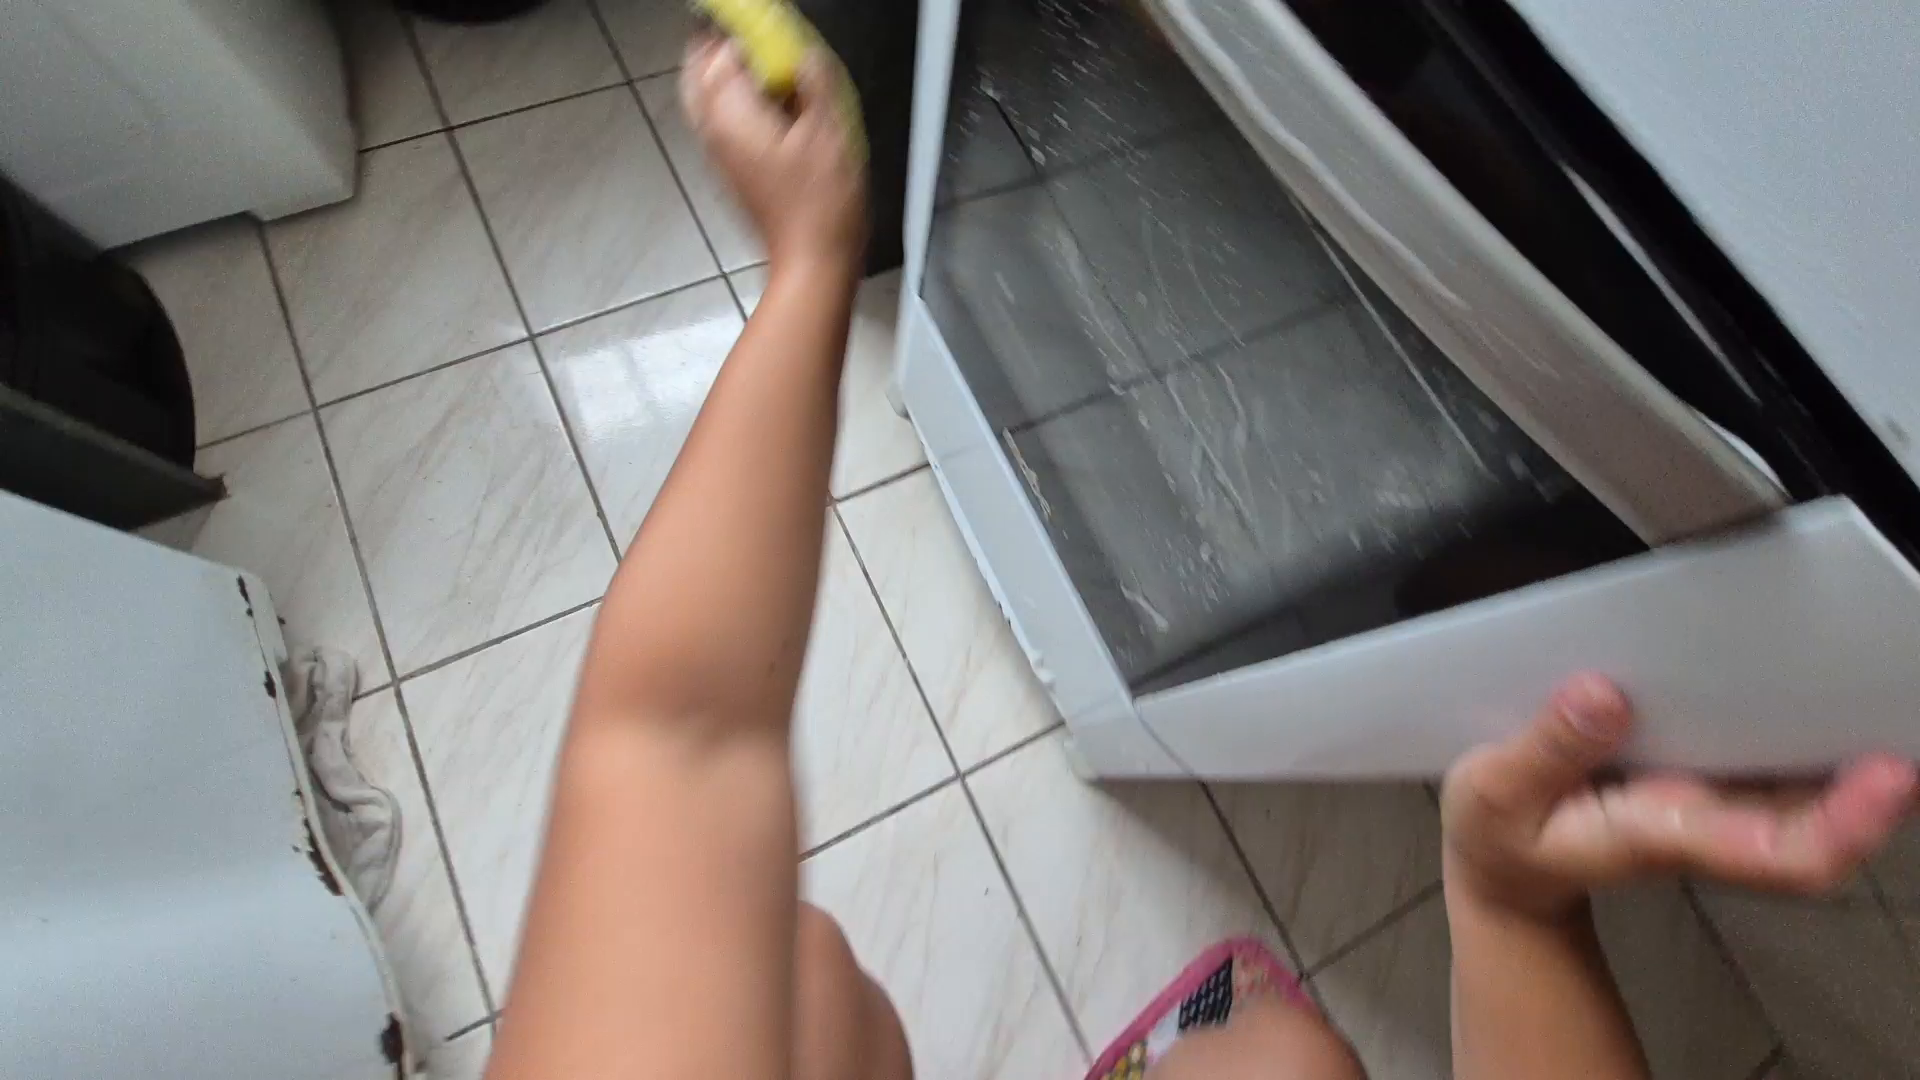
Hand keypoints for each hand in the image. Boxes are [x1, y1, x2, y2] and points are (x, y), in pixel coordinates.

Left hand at [680, 37, 867, 273]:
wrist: (814, 265)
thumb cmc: (823, 207)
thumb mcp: (831, 136)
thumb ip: (816, 83)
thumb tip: (805, 56)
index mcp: (731, 114)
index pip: (722, 49)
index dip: (749, 33)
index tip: (777, 33)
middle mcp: (714, 131)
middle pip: (697, 72)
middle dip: (724, 51)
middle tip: (758, 45)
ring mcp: (719, 156)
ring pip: (704, 99)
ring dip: (726, 78)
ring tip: (763, 73)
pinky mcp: (732, 175)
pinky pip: (719, 125)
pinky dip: (734, 108)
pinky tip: (768, 113)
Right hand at [1440, 673, 1917, 918]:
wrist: (1504, 874)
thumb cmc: (1496, 837)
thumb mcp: (1496, 791)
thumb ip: (1548, 748)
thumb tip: (1603, 692)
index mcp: (1654, 835)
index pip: (1777, 853)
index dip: (1844, 823)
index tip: (1889, 775)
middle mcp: (1697, 828)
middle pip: (1811, 828)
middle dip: (1866, 788)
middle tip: (1885, 709)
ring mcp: (1697, 814)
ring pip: (1796, 803)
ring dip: (1839, 764)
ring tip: (1851, 692)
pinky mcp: (1683, 795)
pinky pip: (1757, 779)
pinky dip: (1789, 746)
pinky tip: (1787, 703)